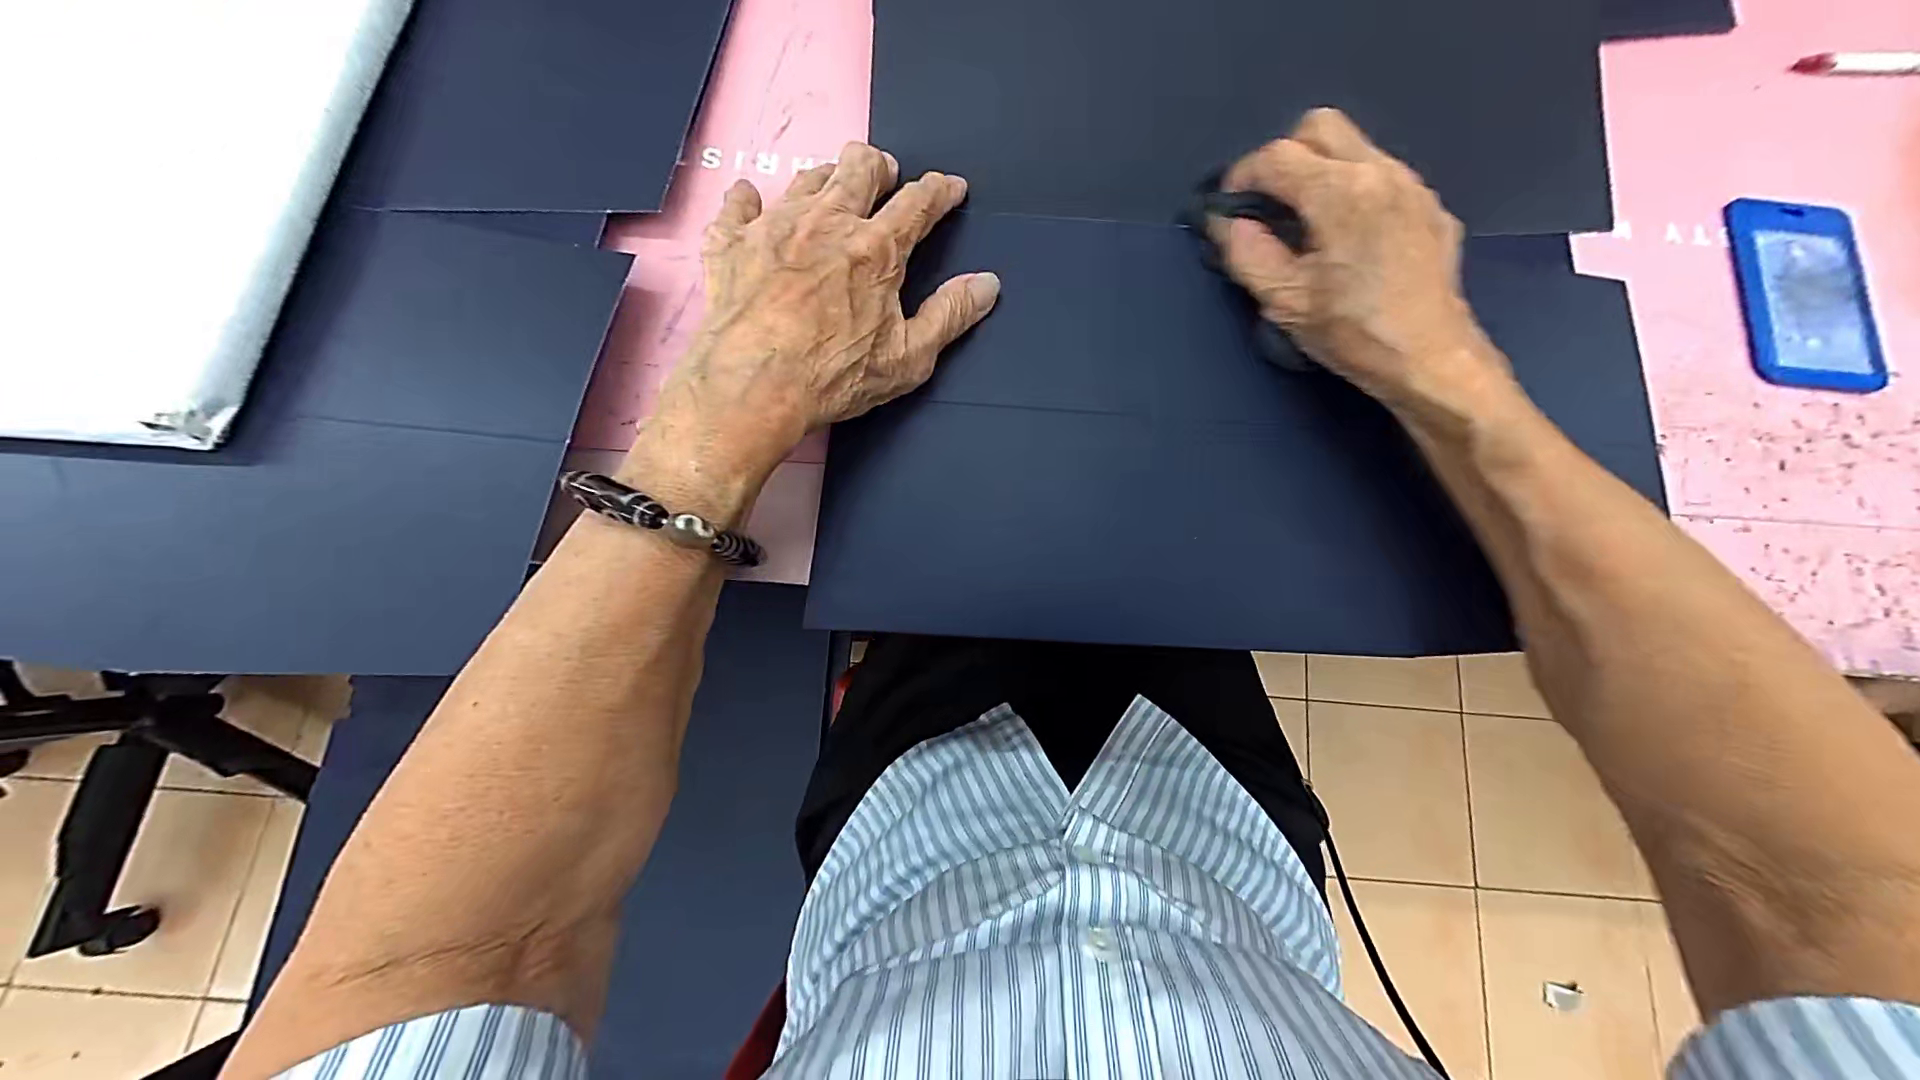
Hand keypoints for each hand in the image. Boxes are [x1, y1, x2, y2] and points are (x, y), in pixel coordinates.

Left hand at [628, 142, 999, 522]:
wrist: (753, 384)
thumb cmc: (834, 376)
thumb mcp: (908, 357)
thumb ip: (950, 316)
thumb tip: (987, 285)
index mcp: (876, 250)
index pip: (918, 204)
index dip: (940, 191)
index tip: (951, 186)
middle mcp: (827, 223)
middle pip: (859, 169)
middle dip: (879, 166)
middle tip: (885, 174)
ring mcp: (775, 227)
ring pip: (807, 178)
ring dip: (827, 176)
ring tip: (832, 186)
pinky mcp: (731, 243)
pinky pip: (738, 204)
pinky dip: (749, 199)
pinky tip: (751, 198)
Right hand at [1210, 109, 1506, 411]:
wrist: (1428, 357)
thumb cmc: (1350, 331)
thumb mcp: (1284, 300)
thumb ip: (1247, 253)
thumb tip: (1226, 222)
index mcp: (1341, 193)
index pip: (1277, 156)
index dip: (1241, 176)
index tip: (1227, 206)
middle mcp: (1381, 172)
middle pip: (1320, 127)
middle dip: (1282, 157)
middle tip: (1265, 205)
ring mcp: (1413, 186)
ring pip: (1354, 148)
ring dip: (1317, 173)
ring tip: (1302, 226)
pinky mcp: (1429, 208)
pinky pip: (1380, 178)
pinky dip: (1350, 192)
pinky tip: (1344, 241)